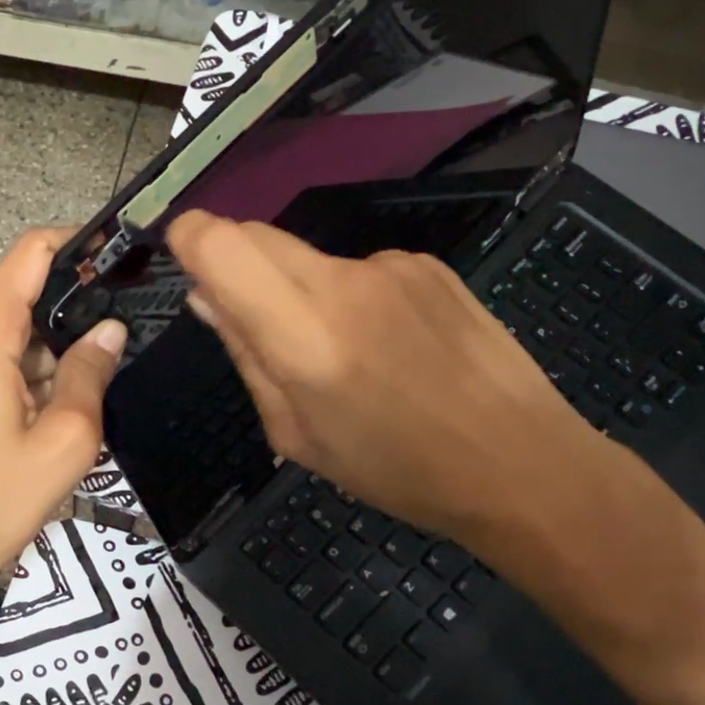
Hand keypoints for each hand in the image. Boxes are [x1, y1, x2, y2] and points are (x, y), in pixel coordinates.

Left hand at [0, 228, 126, 643]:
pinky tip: (30, 421)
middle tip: (97, 378)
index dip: (79, 247)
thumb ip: (92, 371)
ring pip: (7, 327)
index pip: (32, 250)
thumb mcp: (67, 439)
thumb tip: (109, 330)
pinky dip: (16, 372)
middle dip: (65, 327)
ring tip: (58, 417)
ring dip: (42, 358)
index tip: (119, 263)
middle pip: (23, 294)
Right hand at [166, 210, 628, 546]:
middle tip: (250, 323)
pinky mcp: (428, 264)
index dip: (188, 239)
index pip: (219, 244)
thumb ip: (246, 356)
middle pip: (254, 234)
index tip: (184, 261)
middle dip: (233, 265)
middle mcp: (342, 283)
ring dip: (296, 289)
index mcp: (302, 336)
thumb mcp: (295, 434)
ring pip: (306, 257)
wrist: (521, 463)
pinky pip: (357, 269)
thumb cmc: (394, 470)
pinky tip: (387, 346)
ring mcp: (391, 266)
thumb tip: (206, 298)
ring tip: (341, 355)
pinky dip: (348, 297)